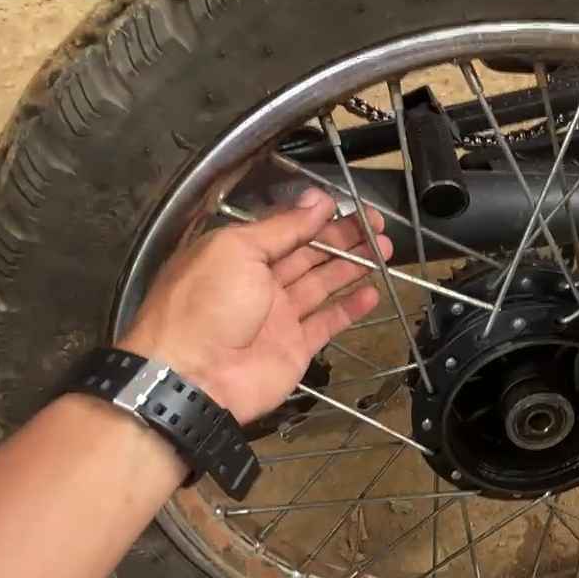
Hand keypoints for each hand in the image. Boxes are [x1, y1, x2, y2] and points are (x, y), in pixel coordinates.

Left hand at [120, 189, 386, 421]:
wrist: (195, 377)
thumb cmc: (205, 304)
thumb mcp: (237, 250)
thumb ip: (282, 226)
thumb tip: (317, 200)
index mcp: (237, 254)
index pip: (284, 229)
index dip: (316, 216)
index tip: (348, 205)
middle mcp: (258, 282)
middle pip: (308, 254)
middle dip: (343, 237)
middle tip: (376, 224)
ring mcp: (279, 316)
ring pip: (323, 284)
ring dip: (352, 266)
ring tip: (383, 249)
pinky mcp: (296, 346)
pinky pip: (328, 322)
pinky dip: (351, 308)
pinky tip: (371, 293)